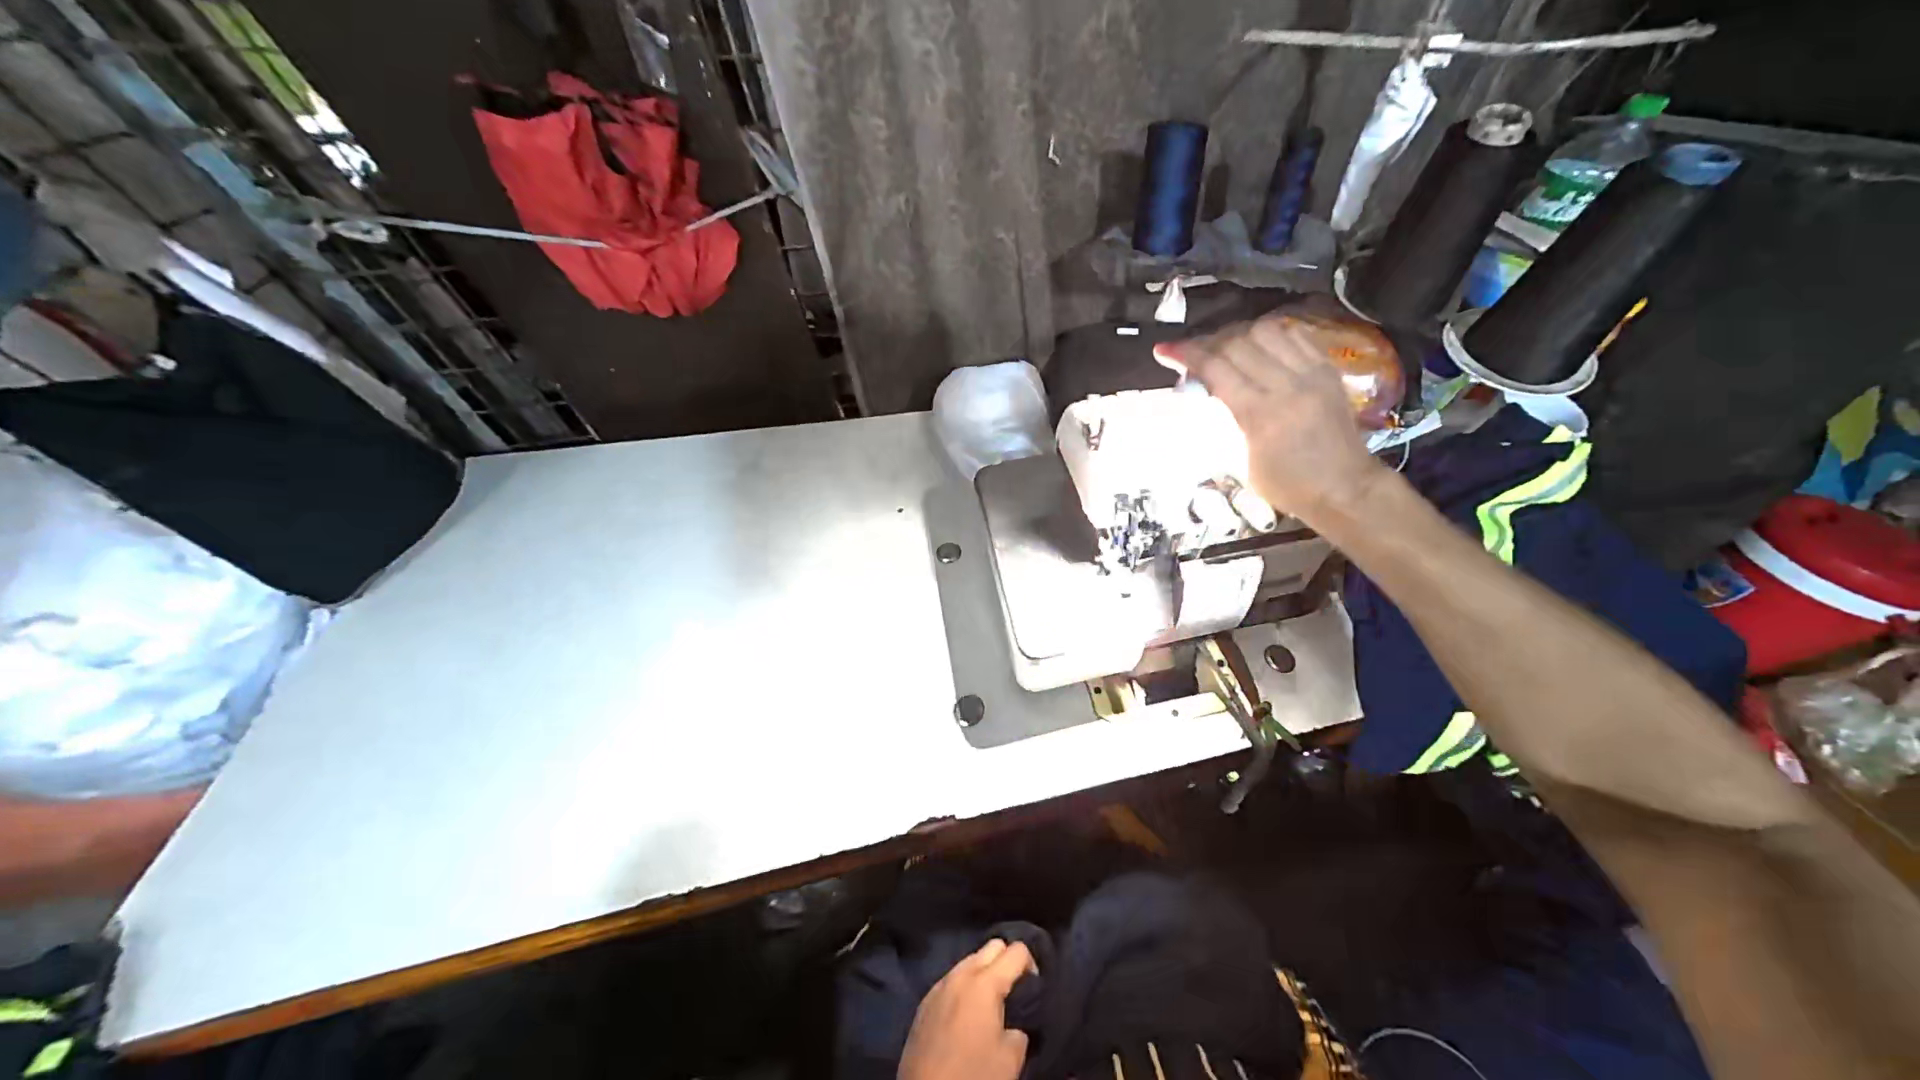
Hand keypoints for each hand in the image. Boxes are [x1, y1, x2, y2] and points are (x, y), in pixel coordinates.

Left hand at [898, 939, 1034, 1079]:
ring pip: (970, 960)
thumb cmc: (972, 1076)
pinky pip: (952, 979)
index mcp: (984, 983)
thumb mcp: (1011, 1059)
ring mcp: (939, 986)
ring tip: (992, 1004)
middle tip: (1016, 992)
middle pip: (992, 946)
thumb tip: (1014, 1023)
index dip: (1032, 965)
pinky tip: (968, 1014)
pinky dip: (966, 986)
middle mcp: (960, 974)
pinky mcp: (925, 1002)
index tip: (1034, 989)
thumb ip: (1020, 1029)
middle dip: (1008, 961)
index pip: (1016, 950)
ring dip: (985, 972)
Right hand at [1156, 315, 1387, 526]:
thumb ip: (1226, 422)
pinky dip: (1270, 337)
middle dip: (1206, 344)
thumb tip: (1207, 392)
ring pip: (1266, 331)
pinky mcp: (1328, 370)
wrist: (1345, 490)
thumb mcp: (1242, 461)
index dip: (1186, 355)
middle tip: (1192, 354)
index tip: (1164, 351)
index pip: (1217, 368)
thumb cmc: (1287, 487)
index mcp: (1260, 414)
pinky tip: (1258, 348)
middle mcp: (1287, 385)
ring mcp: (1312, 374)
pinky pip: (1295, 336)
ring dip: (1238, 335)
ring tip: (1226, 349)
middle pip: (1237, 343)